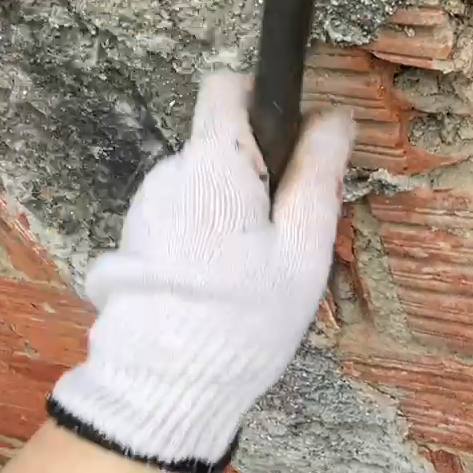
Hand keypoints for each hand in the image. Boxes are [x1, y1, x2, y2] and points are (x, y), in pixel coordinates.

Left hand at [47, 73, 355, 472]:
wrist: (164, 386)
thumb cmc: (243, 314)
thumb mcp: (301, 247)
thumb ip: (317, 174)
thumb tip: (334, 117)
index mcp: (213, 163)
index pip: (225, 86)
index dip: (260, 98)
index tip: (287, 138)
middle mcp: (171, 172)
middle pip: (224, 142)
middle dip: (258, 169)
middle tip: (284, 230)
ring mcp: (148, 205)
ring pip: (206, 181)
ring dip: (233, 205)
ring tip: (251, 265)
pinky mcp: (138, 236)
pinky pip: (184, 211)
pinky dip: (207, 230)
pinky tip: (221, 278)